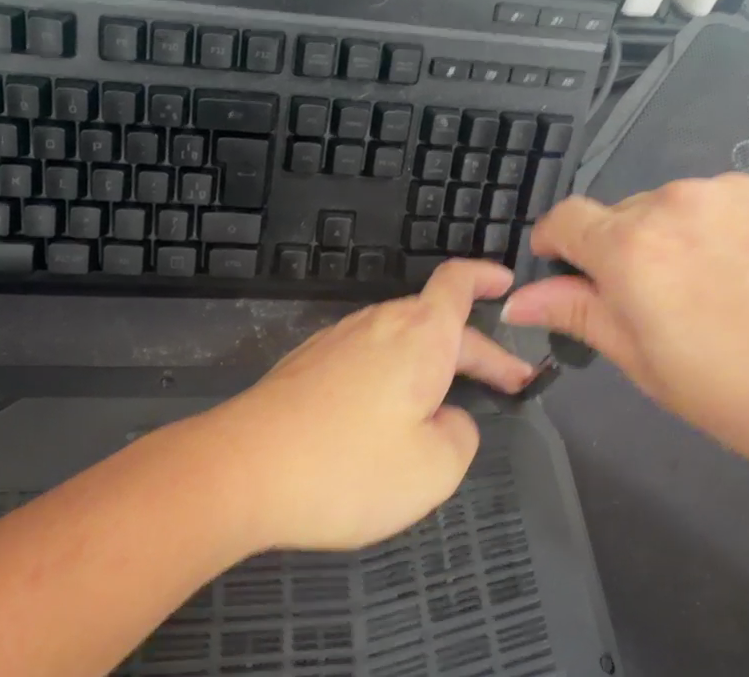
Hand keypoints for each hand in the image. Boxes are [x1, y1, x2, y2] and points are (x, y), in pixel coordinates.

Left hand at [201, 260, 535, 551]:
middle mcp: (378, 325)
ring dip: (431, 363)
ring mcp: (336, 341)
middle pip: (435, 320)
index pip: (458, 284)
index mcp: (419, 336)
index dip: (485, 277)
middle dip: (475, 349)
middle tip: (507, 382)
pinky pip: (367, 358)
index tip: (507, 283)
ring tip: (447, 401)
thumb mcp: (435, 469)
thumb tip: (447, 418)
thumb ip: (460, 436)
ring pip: (399, 340)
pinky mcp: (307, 365)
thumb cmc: (348, 467)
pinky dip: (392, 376)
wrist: (242, 470)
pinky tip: (387, 415)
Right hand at [501, 175, 748, 504]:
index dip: (557, 246)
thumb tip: (521, 298)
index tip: (569, 275)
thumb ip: (582, 317)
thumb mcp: (655, 371)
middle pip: (623, 216)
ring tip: (733, 301)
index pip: (565, 219)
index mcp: (633, 250)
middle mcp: (676, 202)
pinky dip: (733, 232)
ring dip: (682, 243)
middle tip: (669, 314)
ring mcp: (737, 189)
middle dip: (627, 255)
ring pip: (680, 209)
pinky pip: (733, 204)